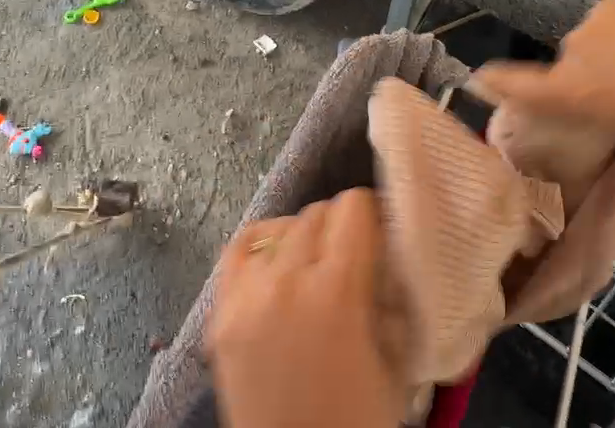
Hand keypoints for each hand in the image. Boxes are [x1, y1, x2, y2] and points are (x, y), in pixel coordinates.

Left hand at [209, 188, 401, 427]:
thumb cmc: (357, 420)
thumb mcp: (394, 360)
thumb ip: (391, 298)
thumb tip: (386, 256)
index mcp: (338, 291)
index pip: (354, 208)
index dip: (374, 216)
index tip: (383, 236)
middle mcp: (287, 281)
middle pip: (317, 213)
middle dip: (342, 228)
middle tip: (355, 257)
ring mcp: (247, 295)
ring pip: (281, 227)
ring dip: (305, 238)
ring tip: (315, 267)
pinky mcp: (220, 313)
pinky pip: (237, 249)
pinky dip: (261, 246)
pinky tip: (276, 262)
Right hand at [467, 0, 614, 166]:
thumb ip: (613, 144)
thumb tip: (602, 147)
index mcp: (576, 93)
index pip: (514, 85)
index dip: (493, 84)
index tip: (478, 81)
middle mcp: (577, 49)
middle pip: (567, 65)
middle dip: (586, 81)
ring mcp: (604, 16)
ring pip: (594, 39)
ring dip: (610, 54)